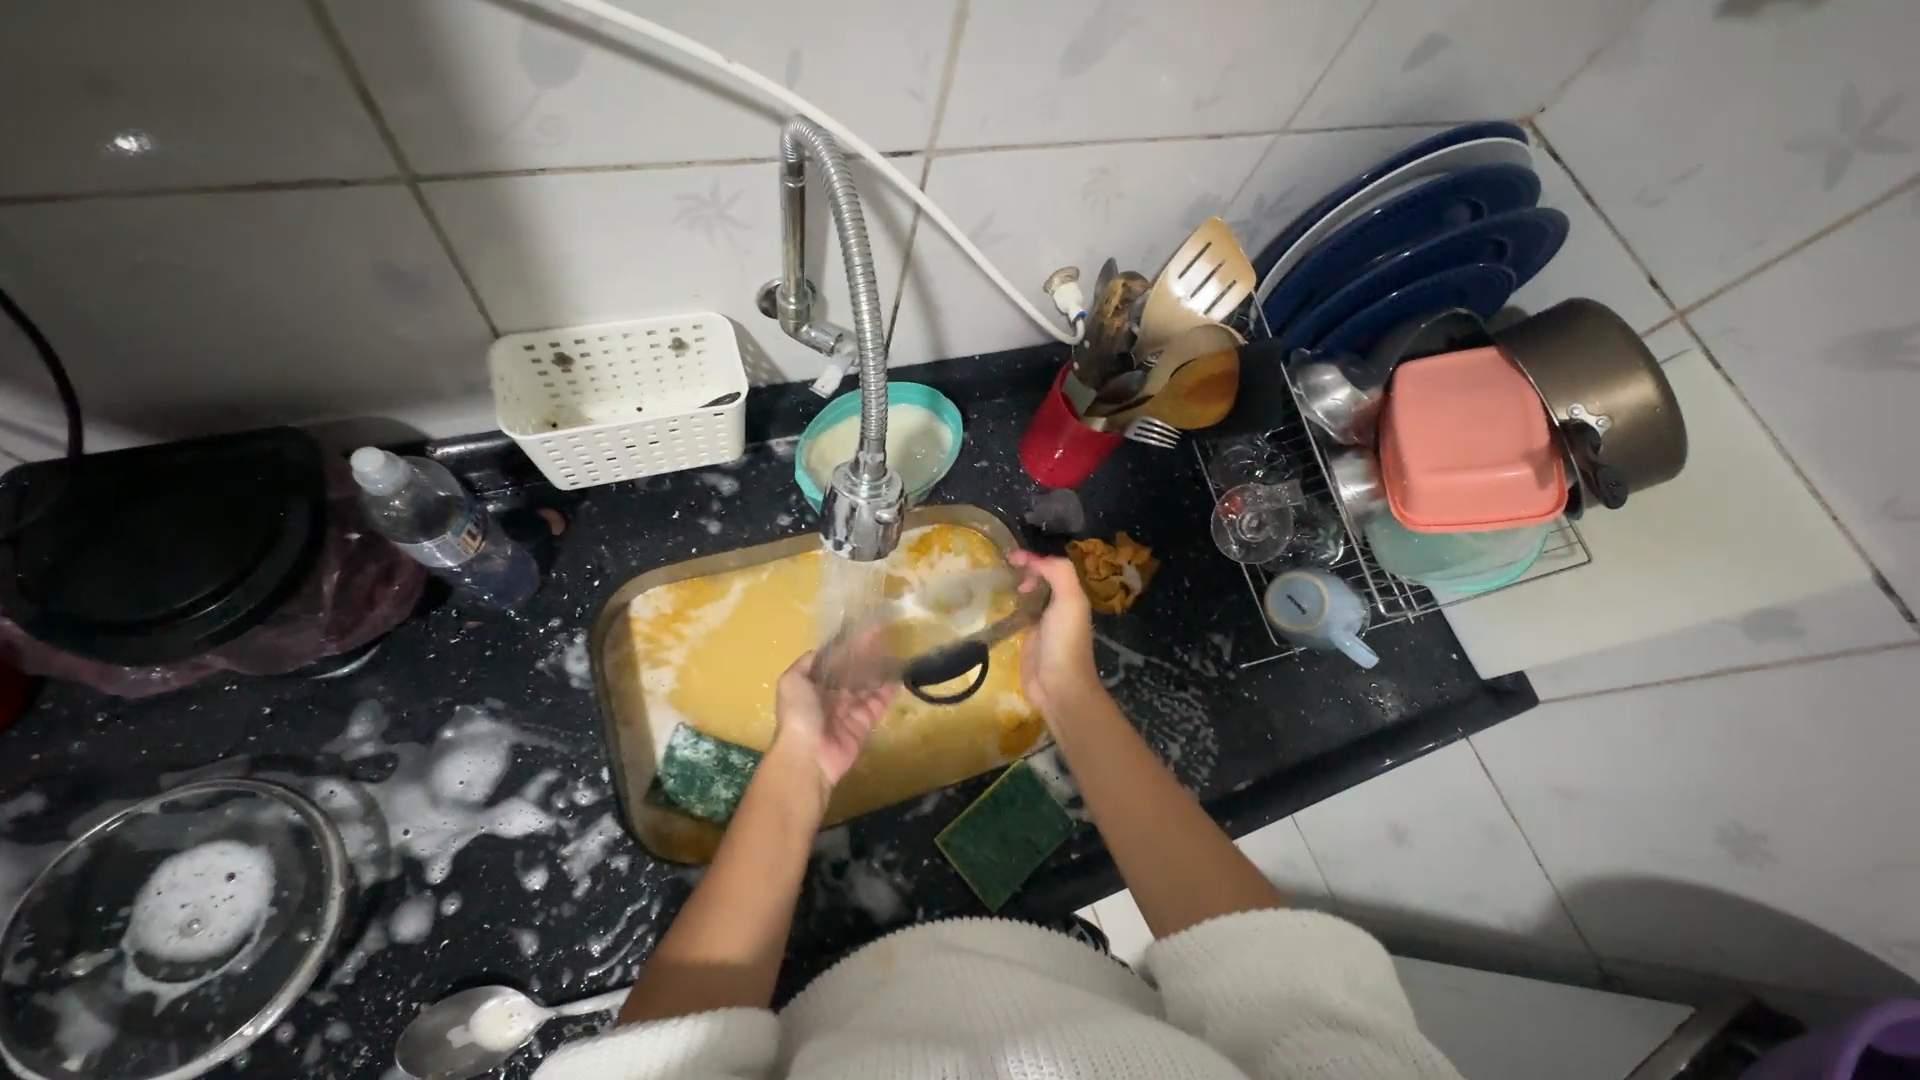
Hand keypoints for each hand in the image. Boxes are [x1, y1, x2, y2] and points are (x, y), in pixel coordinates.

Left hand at [772, 651, 895, 793]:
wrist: (809, 755)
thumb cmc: (799, 714)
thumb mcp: (792, 681)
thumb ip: (806, 663)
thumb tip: (822, 650)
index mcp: (813, 685)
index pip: (833, 661)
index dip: (847, 647)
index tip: (863, 631)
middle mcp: (831, 696)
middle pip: (852, 672)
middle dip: (865, 657)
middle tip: (884, 638)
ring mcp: (849, 710)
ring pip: (866, 686)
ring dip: (878, 671)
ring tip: (895, 652)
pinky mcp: (864, 723)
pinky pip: (878, 703)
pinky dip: (888, 691)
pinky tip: (899, 676)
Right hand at [1007, 551, 1103, 715]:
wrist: (1059, 685)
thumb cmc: (1065, 641)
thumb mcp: (1070, 601)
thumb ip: (1059, 573)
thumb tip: (1035, 560)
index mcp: (1072, 596)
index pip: (1053, 567)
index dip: (1035, 558)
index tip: (1011, 558)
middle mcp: (1059, 607)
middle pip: (1042, 579)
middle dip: (1025, 570)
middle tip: (1005, 570)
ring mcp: (1043, 624)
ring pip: (1031, 596)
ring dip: (1017, 586)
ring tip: (999, 582)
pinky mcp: (1028, 640)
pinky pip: (1019, 616)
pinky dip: (1010, 606)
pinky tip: (999, 605)